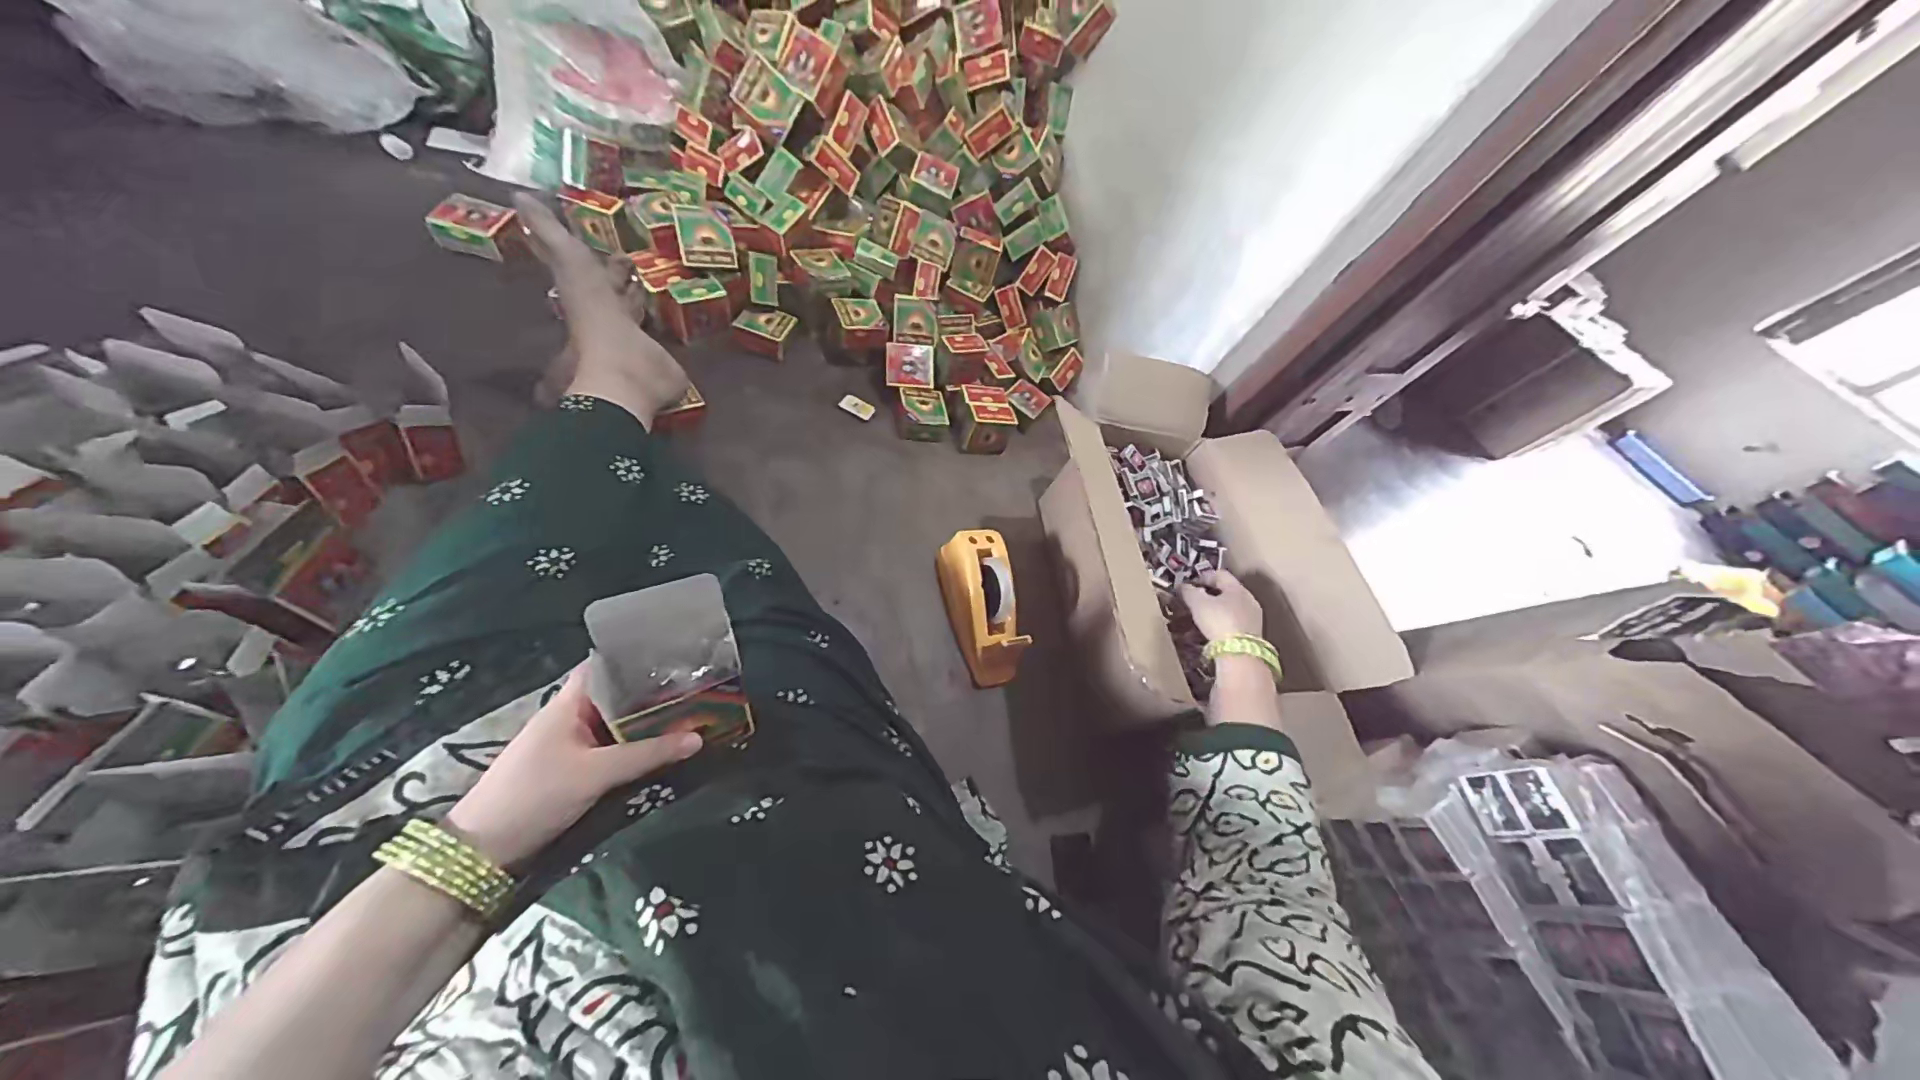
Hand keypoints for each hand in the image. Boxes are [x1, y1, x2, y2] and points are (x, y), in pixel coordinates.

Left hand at [445, 665, 701, 867]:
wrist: (483, 850)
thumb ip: (647, 754)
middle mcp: (571, 716)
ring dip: (647, 723)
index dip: (639, 659)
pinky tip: (663, 747)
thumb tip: (698, 738)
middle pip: (618, 695)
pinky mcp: (574, 767)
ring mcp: (571, 743)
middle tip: (698, 691)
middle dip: (654, 694)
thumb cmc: (535, 796)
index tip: (678, 659)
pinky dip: (636, 745)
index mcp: (569, 703)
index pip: (607, 666)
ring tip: (691, 715)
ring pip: (617, 723)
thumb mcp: (595, 774)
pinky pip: (612, 746)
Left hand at [514, 194, 689, 425]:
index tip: (624, 252)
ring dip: (652, 306)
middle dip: (632, 285)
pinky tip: (686, 324)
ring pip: (644, 319)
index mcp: (592, 296)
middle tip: (649, 267)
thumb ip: (550, 232)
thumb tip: (521, 195)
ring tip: (668, 289)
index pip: (600, 276)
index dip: (609, 265)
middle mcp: (615, 320)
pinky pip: (669, 343)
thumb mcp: (569, 262)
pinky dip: (674, 332)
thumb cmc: (595, 313)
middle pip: (623, 298)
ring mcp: (642, 343)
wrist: (627, 366)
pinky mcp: (666, 362)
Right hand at [1176, 570, 1263, 643]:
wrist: (1240, 654)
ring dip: (1216, 610)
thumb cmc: (1218, 621)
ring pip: (1231, 608)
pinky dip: (1222, 623)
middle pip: (1227, 591)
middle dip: (1209, 595)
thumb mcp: (1198, 604)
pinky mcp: (1253, 634)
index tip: (1189, 585)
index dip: (1202, 577)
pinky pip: (1235, 622)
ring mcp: (1254, 617)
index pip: (1219, 574)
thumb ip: (1189, 592)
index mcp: (1237, 588)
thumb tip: (1183, 586)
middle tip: (1193, 602)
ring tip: (1200, 619)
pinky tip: (1212, 632)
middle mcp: (1249, 599)